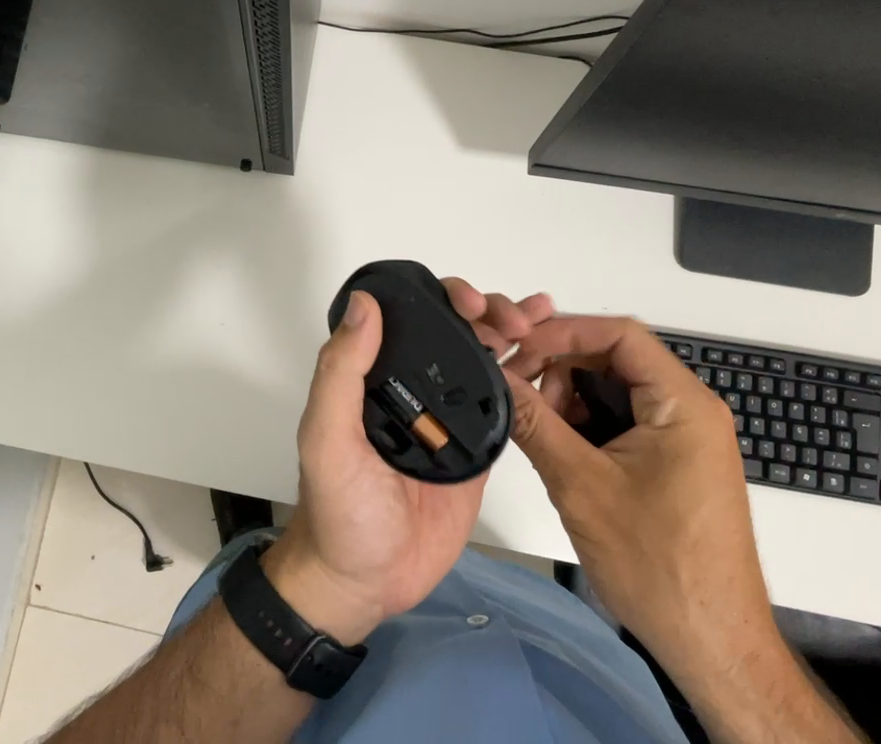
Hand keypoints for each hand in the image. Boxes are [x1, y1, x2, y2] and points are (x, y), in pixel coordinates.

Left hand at [262, 280, 552, 644]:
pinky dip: (529, 380)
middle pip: (455, 333)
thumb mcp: (327, 437)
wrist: (366, 582)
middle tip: (518, 320)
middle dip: (488, 312)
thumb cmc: (340, 510)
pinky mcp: (476, 450)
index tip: (470, 301)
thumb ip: (341, 372)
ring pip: (484, 360)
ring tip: (545, 322)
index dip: (442, 297)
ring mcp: (447, 418)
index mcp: (374, 377)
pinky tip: (553, 364)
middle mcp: (412, 388)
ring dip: (513, 334)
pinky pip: (506, 406)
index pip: (411, 319)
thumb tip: (365, 303)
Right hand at [504, 317, 781, 685]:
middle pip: (615, 358)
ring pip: (615, 389)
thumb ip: (533, 422)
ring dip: (569, 397)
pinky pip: (623, 419)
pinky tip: (558, 447)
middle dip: (560, 367)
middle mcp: (690, 409)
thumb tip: (494, 377)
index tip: (516, 351)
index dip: (562, 332)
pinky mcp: (673, 461)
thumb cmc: (654, 562)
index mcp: (683, 403)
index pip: (619, 334)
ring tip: (536, 427)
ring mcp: (684, 436)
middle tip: (517, 392)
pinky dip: (586, 423)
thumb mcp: (580, 484)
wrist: (711, 641)